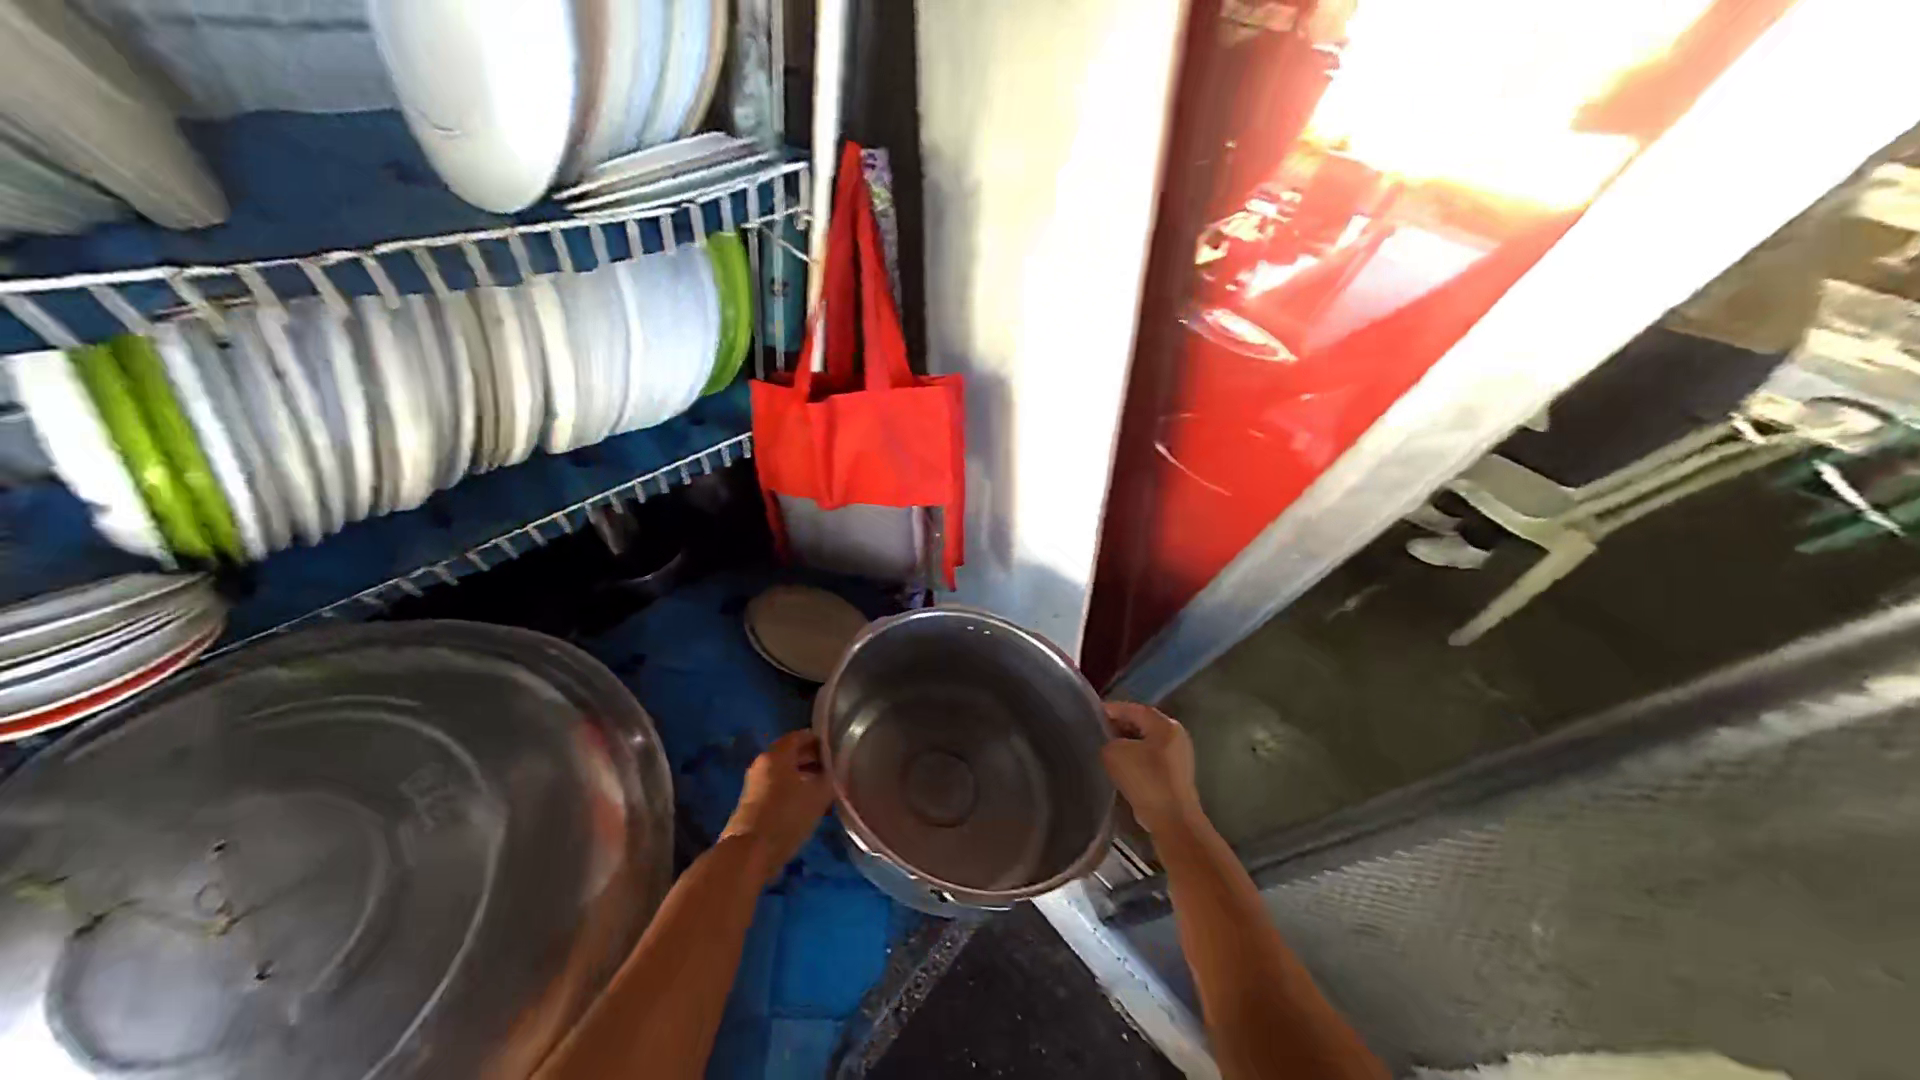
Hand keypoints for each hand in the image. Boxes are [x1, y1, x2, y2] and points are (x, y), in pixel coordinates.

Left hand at [721, 730, 836, 882]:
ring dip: (806, 779)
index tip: (837, 752)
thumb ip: (829, 778)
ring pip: (786, 774)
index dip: (820, 741)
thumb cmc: (786, 816)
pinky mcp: (753, 805)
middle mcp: (762, 764)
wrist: (749, 853)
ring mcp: (755, 785)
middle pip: (792, 754)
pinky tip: (810, 808)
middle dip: (814, 761)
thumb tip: (832, 773)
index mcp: (776, 754)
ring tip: (827, 792)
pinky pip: (779, 790)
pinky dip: (795, 793)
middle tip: (835, 772)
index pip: (801, 736)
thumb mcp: (818, 795)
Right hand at [1101, 702, 1204, 837]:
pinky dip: (1135, 757)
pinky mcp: (1176, 774)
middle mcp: (1176, 736)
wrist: (1171, 819)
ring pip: (1147, 741)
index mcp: (1165, 725)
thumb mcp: (1114, 753)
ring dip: (1126, 742)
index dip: (1112, 709)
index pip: (1134, 709)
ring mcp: (1179, 756)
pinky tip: (1120, 766)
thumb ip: (1107, 741)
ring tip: (1105, 747)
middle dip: (1119, 725)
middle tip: (1098, 729)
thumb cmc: (1145, 779)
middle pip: (1142, 723)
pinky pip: (1151, 757)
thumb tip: (1110, 744)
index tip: (1093, 713)